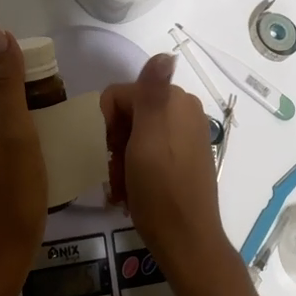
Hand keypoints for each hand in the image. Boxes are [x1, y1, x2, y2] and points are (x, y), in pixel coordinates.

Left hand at [0, 29, 46, 295]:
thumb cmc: (11, 196)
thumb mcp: (16, 134)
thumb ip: (7, 83)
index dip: (9, 49)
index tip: (42, 60)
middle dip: (17, 72)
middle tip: (53, 85)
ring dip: (18, 97)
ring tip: (51, 107)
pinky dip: (15, 120)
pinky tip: (36, 136)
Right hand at [102, 53, 221, 263]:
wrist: (187, 242)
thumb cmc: (160, 189)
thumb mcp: (147, 138)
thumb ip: (151, 93)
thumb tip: (165, 53)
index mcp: (175, 100)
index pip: (122, 95)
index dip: (107, 123)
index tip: (109, 152)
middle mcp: (183, 110)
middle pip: (130, 113)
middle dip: (115, 142)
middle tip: (114, 172)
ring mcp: (186, 135)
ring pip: (137, 135)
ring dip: (123, 159)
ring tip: (121, 187)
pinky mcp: (186, 158)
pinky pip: (151, 151)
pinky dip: (137, 168)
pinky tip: (132, 192)